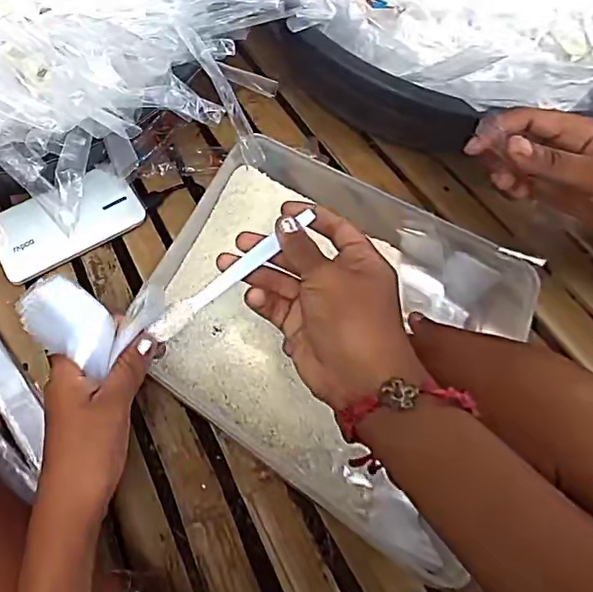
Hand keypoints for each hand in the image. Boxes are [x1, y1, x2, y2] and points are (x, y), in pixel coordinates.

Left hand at [38, 343, 153, 516]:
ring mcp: (70, 402)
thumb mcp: (114, 403)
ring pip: (98, 370)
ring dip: (121, 365)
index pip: (85, 329)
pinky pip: (99, 390)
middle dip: (121, 344)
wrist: (71, 509)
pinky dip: (117, 385)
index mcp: (63, 370)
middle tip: (149, 345)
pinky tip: (133, 390)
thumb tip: (144, 340)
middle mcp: (62, 382)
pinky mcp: (80, 421)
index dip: (113, 325)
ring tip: (146, 362)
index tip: (139, 328)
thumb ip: (129, 367)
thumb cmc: (85, 457)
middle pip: (92, 348)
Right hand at [219, 203, 428, 408]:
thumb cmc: (358, 324)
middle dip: (271, 247)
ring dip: (258, 273)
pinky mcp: (302, 327)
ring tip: (232, 265)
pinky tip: (254, 296)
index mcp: (358, 262)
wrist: (360, 381)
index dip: (311, 218)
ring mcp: (320, 304)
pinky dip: (264, 301)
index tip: (286, 210)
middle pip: (300, 255)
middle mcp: (339, 281)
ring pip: (283, 281)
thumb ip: (301, 248)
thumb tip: (287, 224)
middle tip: (245, 242)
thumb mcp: (327, 276)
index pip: (336, 230)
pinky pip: (278, 307)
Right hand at [464, 109, 592, 251]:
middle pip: (523, 139)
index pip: (529, 121)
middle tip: (489, 172)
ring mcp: (574, 171)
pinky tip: (517, 195)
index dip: (499, 130)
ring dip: (509, 171)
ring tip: (504, 187)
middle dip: (499, 151)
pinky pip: (540, 185)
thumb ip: (553, 163)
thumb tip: (510, 144)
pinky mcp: (577, 194)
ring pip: (527, 163)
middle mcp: (573, 148)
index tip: (477, 149)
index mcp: (582, 133)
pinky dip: (523, 188)